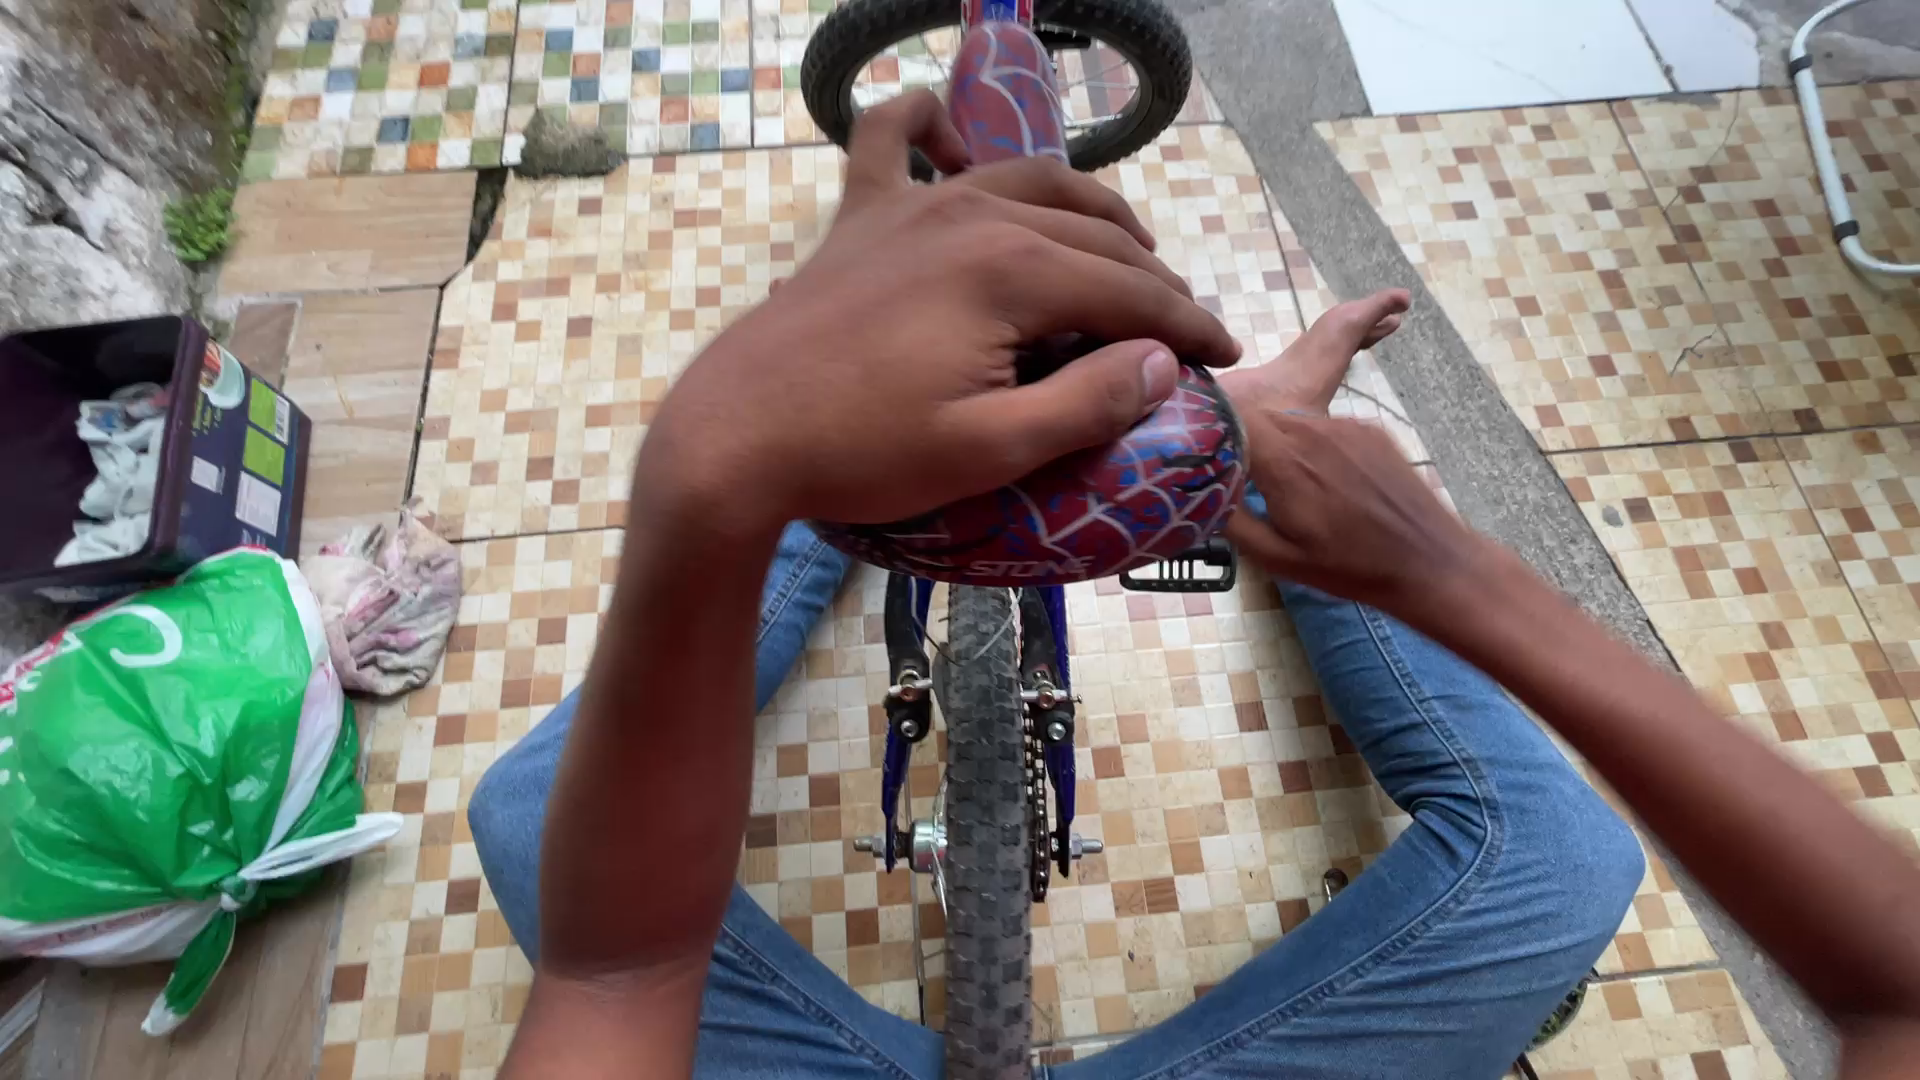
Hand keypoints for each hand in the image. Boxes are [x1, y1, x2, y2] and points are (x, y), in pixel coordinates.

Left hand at [637, 91, 1239, 531]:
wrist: (740, 436)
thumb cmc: (864, 452)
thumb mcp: (988, 450)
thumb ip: (1084, 404)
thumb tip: (1160, 363)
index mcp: (1010, 273)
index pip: (1130, 292)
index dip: (1187, 327)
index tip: (1225, 355)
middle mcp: (971, 214)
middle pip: (1092, 234)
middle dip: (1151, 277)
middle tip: (1180, 321)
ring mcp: (910, 205)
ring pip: (1027, 180)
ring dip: (1088, 210)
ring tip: (1123, 244)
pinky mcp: (859, 220)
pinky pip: (895, 141)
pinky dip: (931, 127)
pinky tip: (955, 138)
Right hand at [1224, 414, 1485, 612]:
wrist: (1430, 562)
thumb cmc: (1348, 566)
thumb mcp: (1275, 557)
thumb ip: (1231, 521)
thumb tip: (1201, 495)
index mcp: (1284, 462)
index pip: (1231, 418)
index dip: (1212, 429)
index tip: (1201, 451)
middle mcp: (1313, 432)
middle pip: (1259, 415)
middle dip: (1240, 437)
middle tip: (1233, 468)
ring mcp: (1346, 427)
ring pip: (1291, 420)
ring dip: (1276, 443)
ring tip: (1277, 479)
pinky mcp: (1371, 431)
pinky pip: (1324, 428)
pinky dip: (1311, 446)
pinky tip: (1320, 479)